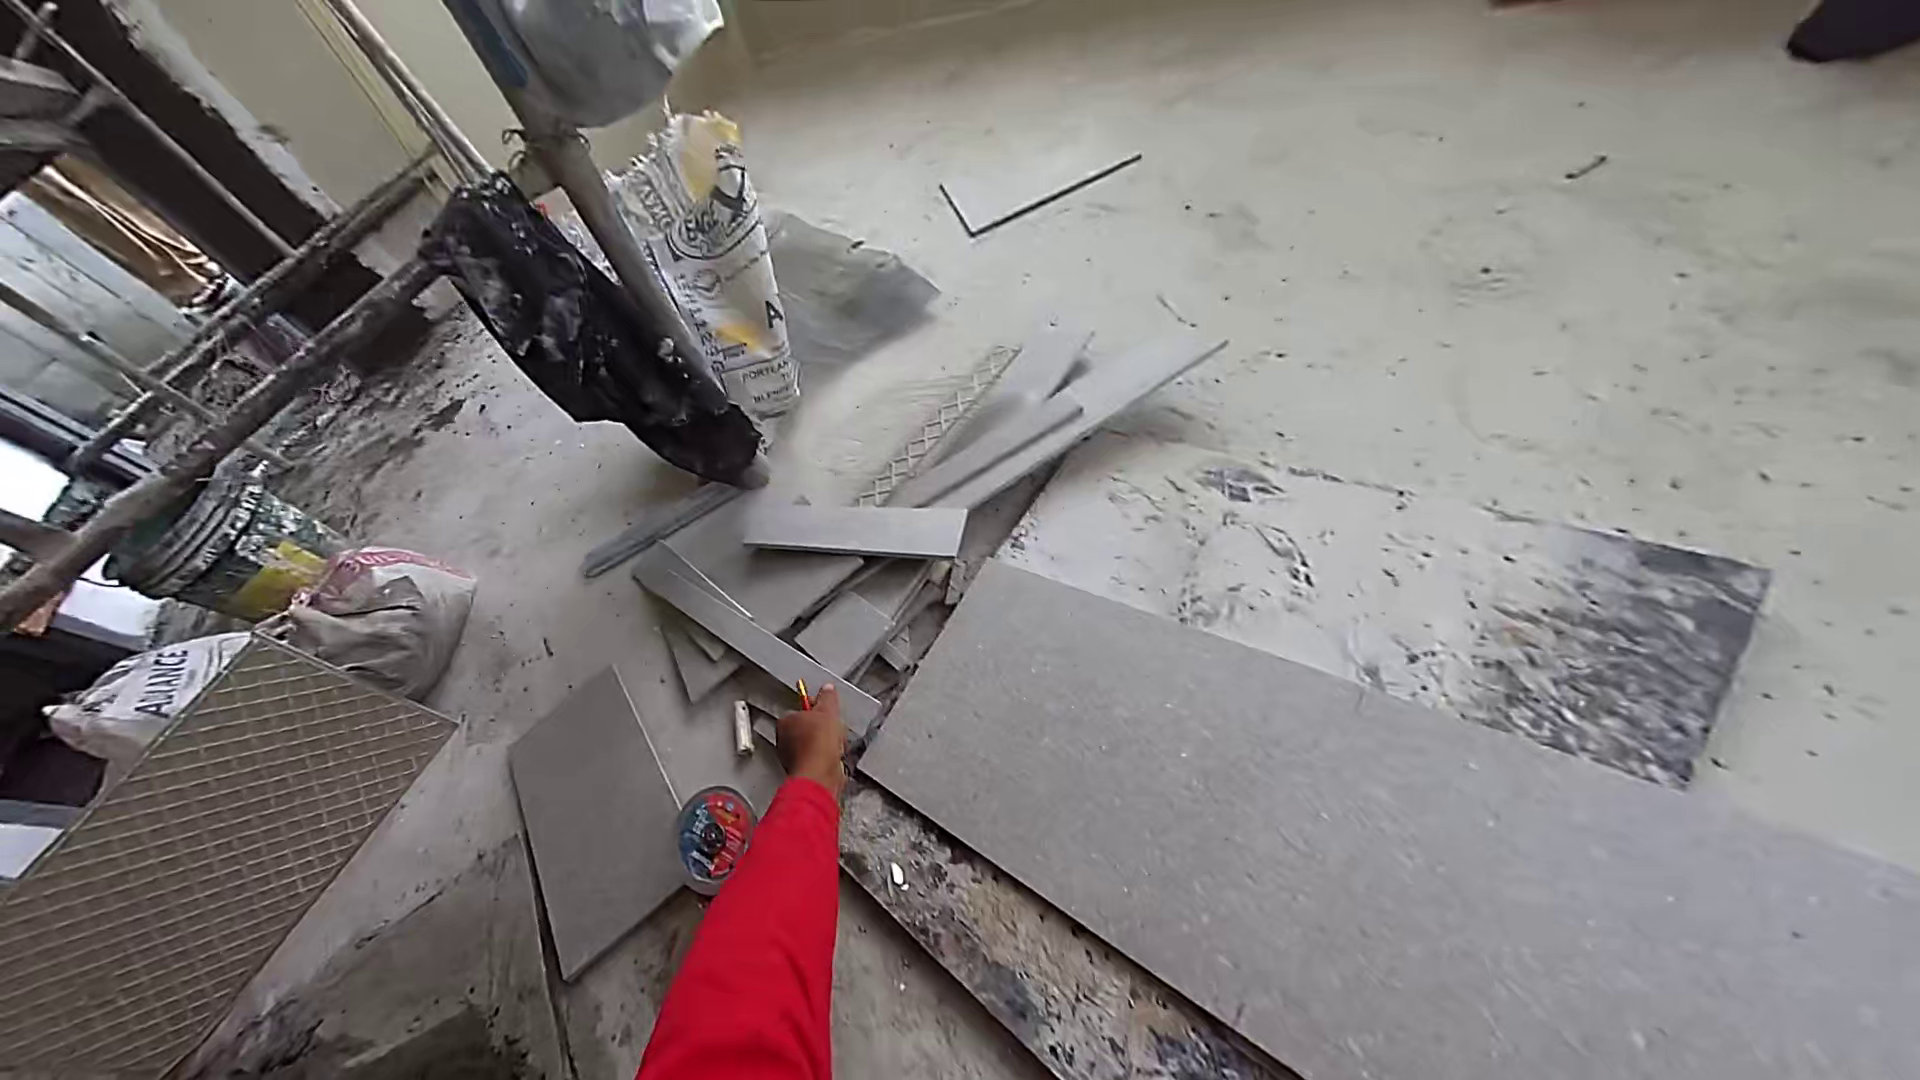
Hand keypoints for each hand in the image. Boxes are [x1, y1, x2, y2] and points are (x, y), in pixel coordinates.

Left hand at [778, 684, 847, 799]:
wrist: (820, 774)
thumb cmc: (817, 743)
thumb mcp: (828, 710)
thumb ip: (827, 697)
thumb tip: (828, 689)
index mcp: (786, 721)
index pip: (801, 708)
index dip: (817, 707)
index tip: (827, 707)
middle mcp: (785, 739)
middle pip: (809, 726)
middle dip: (825, 726)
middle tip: (833, 727)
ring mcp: (793, 757)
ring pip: (816, 743)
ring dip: (829, 742)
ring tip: (836, 744)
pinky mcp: (804, 770)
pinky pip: (820, 758)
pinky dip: (829, 757)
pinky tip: (835, 756)